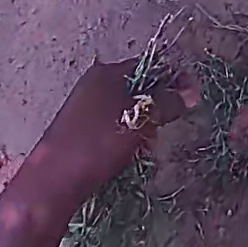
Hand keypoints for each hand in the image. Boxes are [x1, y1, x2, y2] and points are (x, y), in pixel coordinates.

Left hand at [15, 58, 200, 215]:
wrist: (54, 180)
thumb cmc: (97, 143)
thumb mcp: (138, 120)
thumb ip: (166, 103)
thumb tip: (191, 92)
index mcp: (106, 73)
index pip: (149, 65)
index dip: (174, 79)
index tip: (192, 97)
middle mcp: (94, 84)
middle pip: (139, 88)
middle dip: (157, 108)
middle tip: (162, 129)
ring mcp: (86, 107)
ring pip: (128, 110)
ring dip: (143, 126)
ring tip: (145, 147)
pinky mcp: (82, 130)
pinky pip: (115, 126)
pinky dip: (127, 137)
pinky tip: (129, 155)